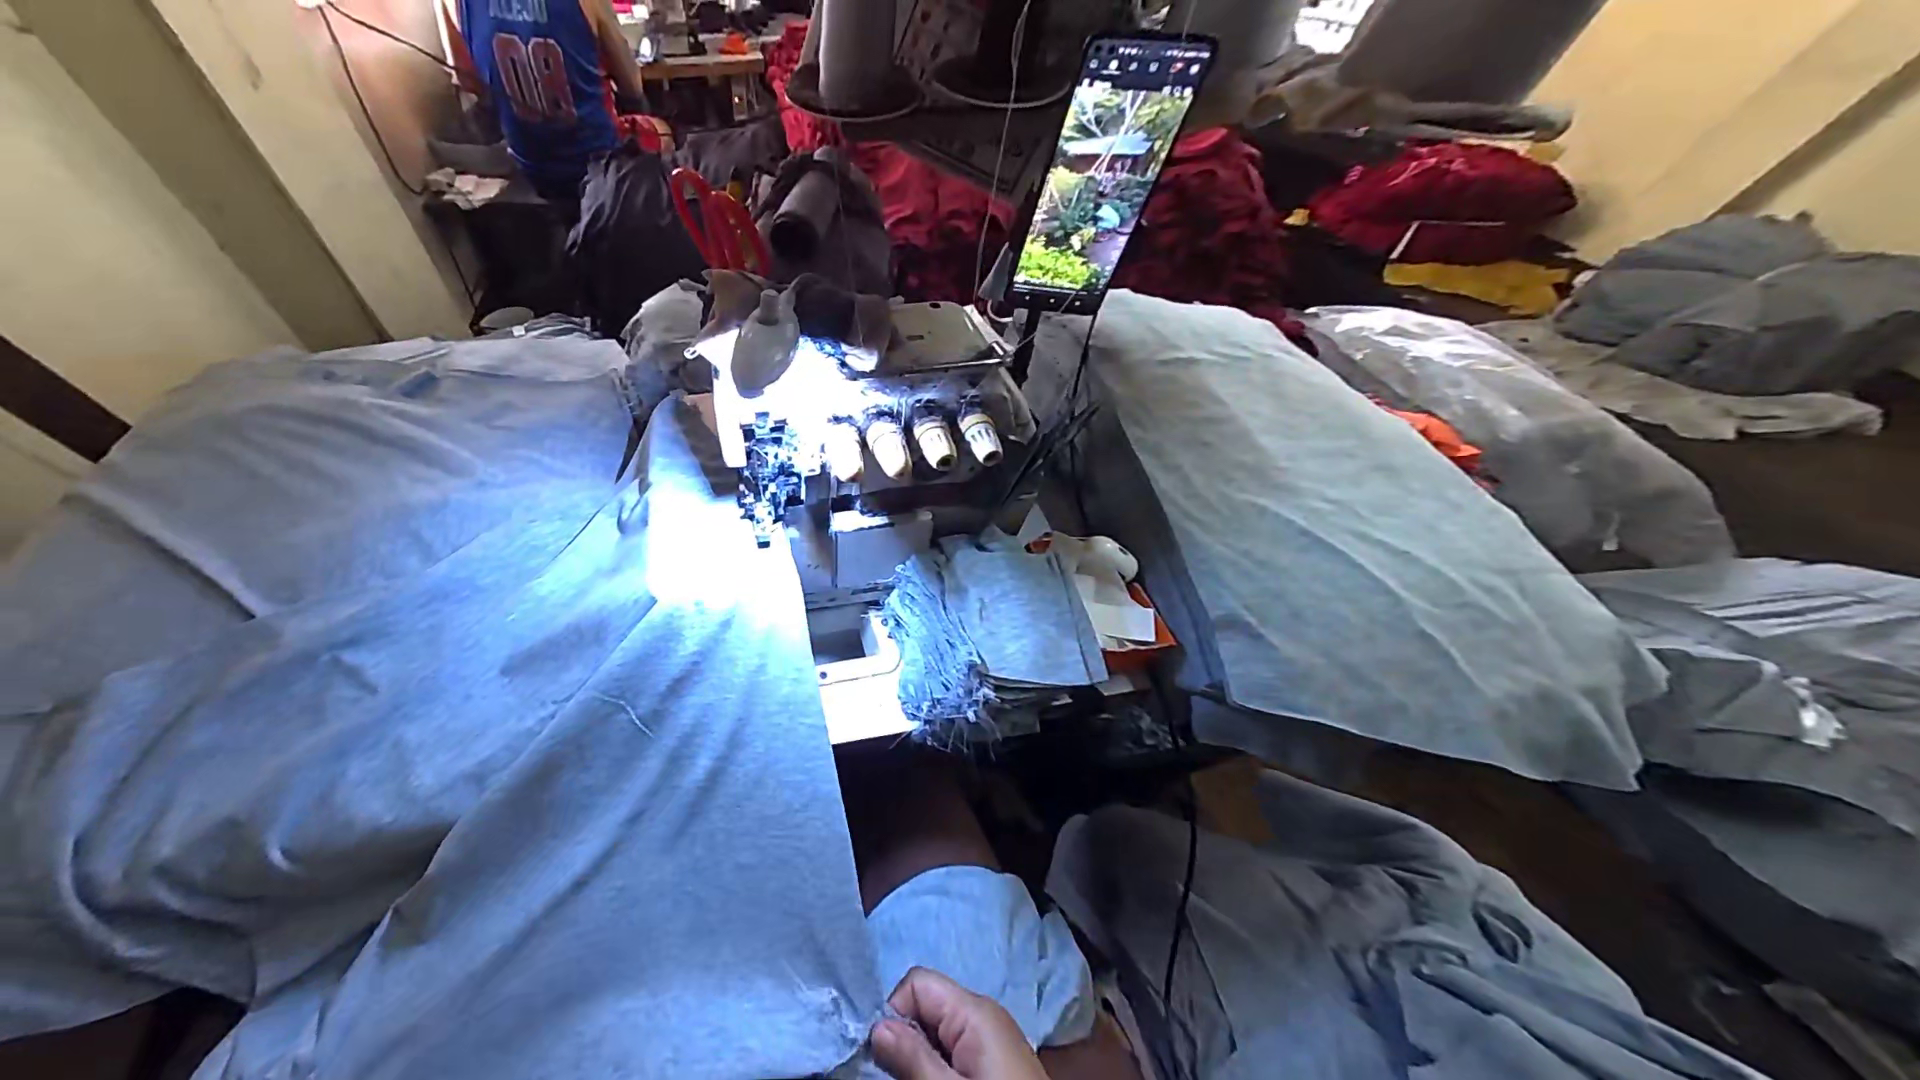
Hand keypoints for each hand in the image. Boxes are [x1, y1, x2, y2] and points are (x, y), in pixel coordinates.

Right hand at [870, 967, 1048, 1079]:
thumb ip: (913, 1058)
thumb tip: (876, 1026)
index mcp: (974, 1009)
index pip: (917, 982)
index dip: (895, 1014)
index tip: (887, 1058)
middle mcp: (983, 1012)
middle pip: (927, 1006)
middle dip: (908, 1040)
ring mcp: (992, 1036)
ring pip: (938, 1030)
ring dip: (922, 1058)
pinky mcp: (996, 1058)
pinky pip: (956, 1048)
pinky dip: (941, 1067)